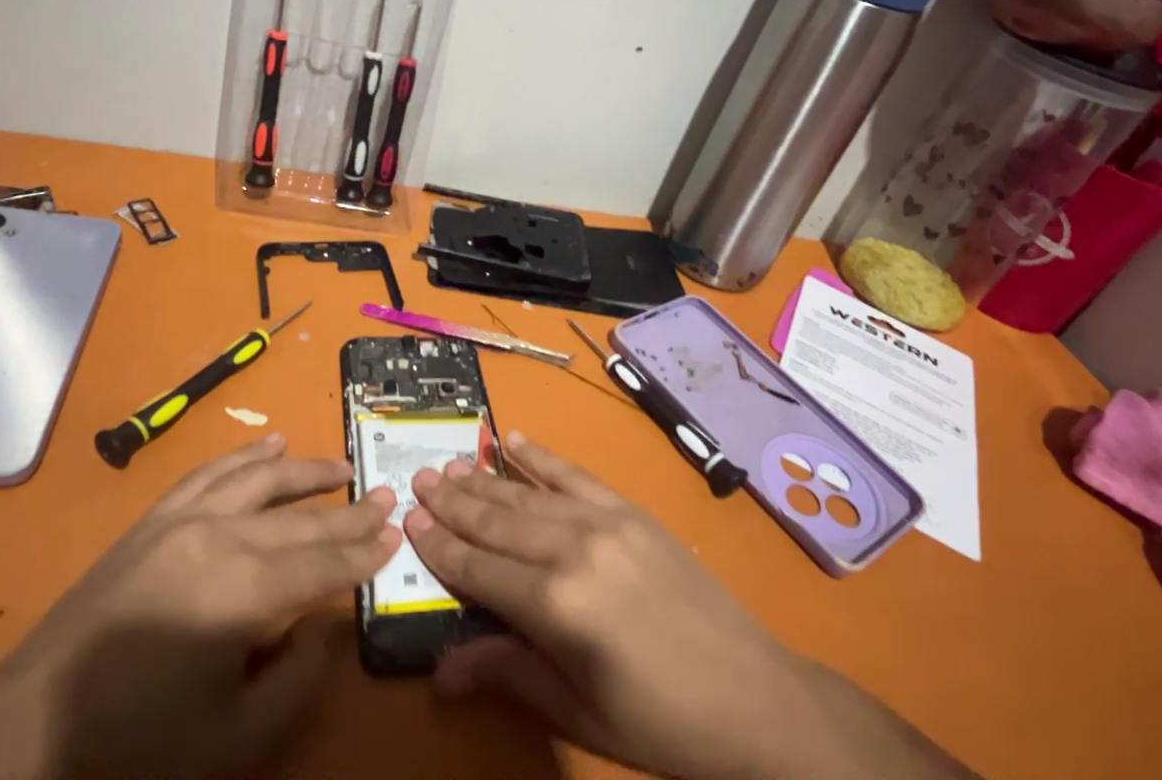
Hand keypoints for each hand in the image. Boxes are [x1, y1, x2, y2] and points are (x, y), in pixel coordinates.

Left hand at [0, 434, 400, 779]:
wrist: (31, 726)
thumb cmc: (138, 742)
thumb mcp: (235, 736)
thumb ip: (296, 676)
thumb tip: (324, 625)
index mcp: (243, 592)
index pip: (323, 563)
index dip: (363, 552)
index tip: (398, 536)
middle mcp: (218, 539)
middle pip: (299, 519)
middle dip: (348, 510)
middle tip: (388, 496)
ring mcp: (180, 522)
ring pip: (259, 481)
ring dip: (305, 470)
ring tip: (341, 464)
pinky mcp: (151, 522)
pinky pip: (208, 474)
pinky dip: (244, 456)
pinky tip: (269, 444)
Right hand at [405, 431, 971, 779]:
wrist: (754, 697)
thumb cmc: (659, 720)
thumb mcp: (578, 710)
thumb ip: (508, 673)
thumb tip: (440, 669)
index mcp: (556, 606)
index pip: (479, 569)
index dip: (440, 547)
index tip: (407, 521)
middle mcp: (575, 550)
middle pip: (498, 521)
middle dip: (453, 502)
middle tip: (416, 480)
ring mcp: (609, 523)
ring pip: (530, 495)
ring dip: (485, 479)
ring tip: (449, 464)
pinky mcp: (635, 513)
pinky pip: (579, 477)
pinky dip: (543, 459)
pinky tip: (517, 441)